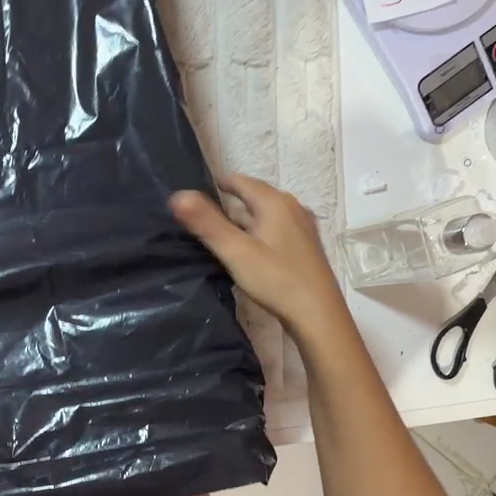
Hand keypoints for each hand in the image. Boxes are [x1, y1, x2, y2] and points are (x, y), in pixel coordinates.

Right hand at [170, 174, 343, 343]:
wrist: (317, 313)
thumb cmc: (275, 279)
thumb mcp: (235, 251)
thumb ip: (206, 223)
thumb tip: (177, 196)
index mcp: (275, 203)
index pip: (242, 182)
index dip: (221, 183)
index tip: (201, 189)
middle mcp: (292, 208)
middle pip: (256, 197)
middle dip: (232, 201)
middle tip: (207, 211)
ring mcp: (302, 228)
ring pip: (267, 215)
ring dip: (246, 218)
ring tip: (224, 229)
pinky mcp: (304, 248)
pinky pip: (276, 230)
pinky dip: (259, 232)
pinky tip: (251, 248)